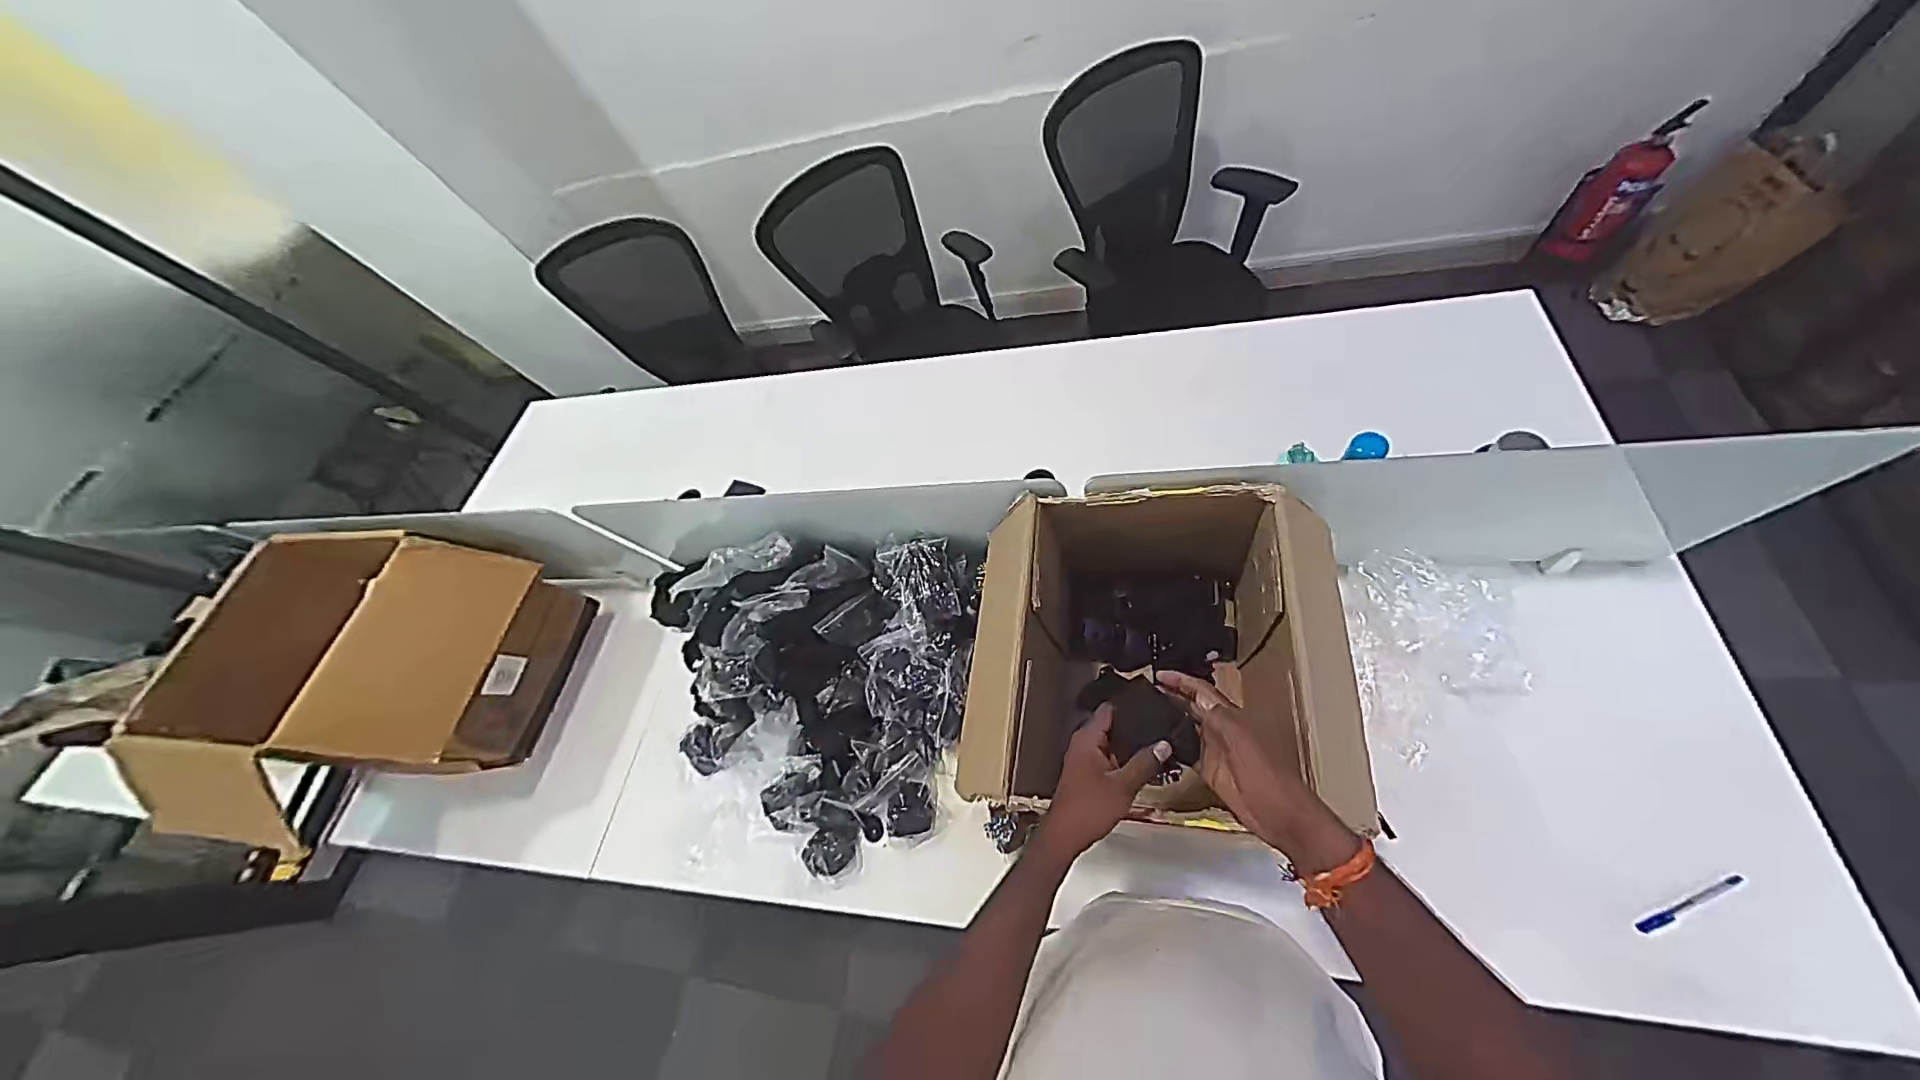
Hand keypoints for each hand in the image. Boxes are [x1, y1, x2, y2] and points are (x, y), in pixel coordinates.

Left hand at [1033, 705, 1168, 861]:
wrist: (1065, 835)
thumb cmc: (1088, 808)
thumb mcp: (1123, 786)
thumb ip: (1145, 763)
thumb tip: (1163, 744)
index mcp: (1088, 738)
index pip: (1110, 709)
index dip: (1130, 704)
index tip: (1152, 701)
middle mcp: (1084, 743)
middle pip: (1113, 725)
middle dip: (1136, 725)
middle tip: (1163, 724)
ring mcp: (1085, 757)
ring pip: (1113, 743)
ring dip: (1132, 745)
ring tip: (1160, 743)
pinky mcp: (1088, 772)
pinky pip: (1110, 757)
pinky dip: (1125, 759)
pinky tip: (1145, 765)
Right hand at [1156, 671, 1359, 872]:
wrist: (1282, 817)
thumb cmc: (1273, 781)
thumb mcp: (1243, 743)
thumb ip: (1220, 719)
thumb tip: (1199, 697)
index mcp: (1232, 719)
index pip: (1201, 691)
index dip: (1181, 680)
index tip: (1160, 675)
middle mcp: (1223, 732)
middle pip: (1192, 706)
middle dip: (1172, 695)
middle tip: (1148, 690)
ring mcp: (1217, 752)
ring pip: (1188, 728)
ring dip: (1170, 719)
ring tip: (1149, 711)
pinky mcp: (1212, 772)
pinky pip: (1188, 754)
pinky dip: (1174, 747)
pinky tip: (1162, 746)